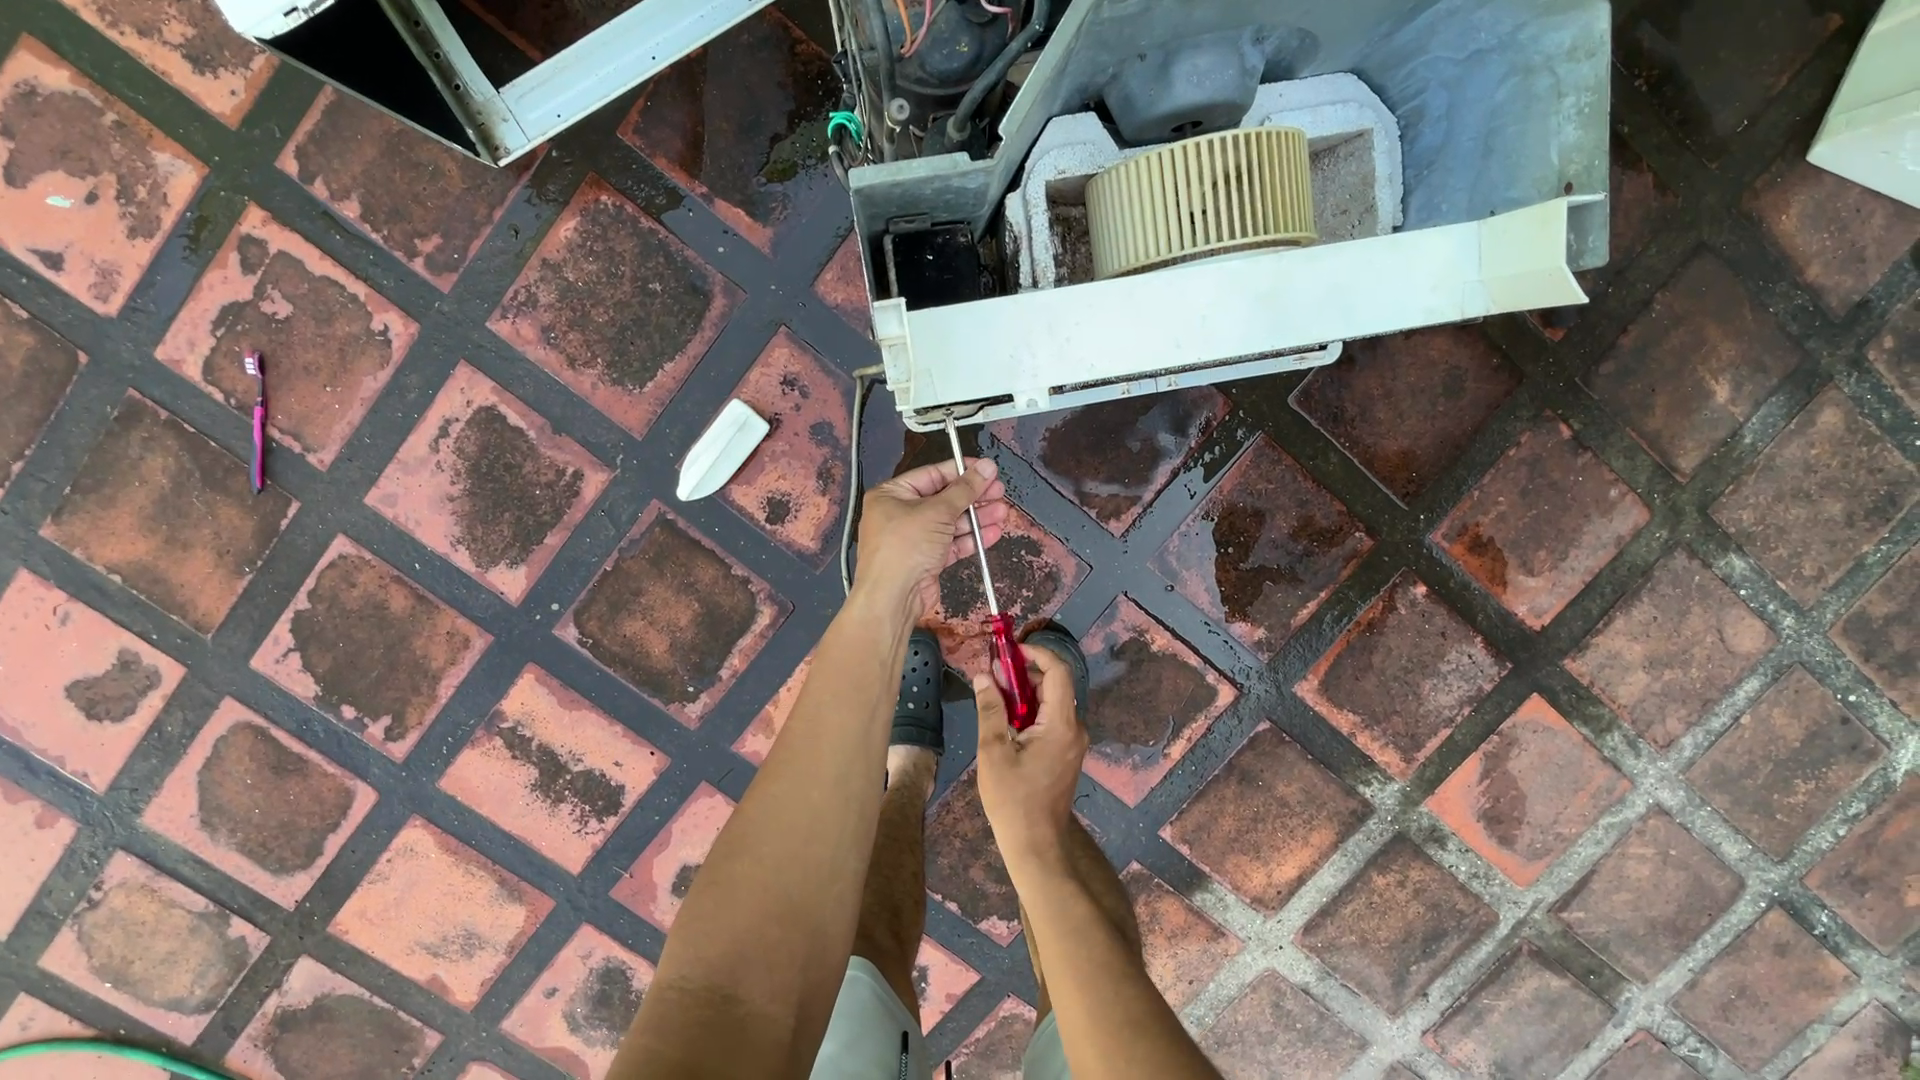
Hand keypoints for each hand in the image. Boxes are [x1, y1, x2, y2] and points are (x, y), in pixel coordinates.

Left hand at [854, 458, 1007, 620]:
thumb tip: (986, 467)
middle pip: (944, 499)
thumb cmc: (903, 548)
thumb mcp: (937, 511)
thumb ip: (965, 489)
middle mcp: (900, 514)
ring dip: (977, 518)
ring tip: (1002, 511)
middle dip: (973, 497)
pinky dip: (971, 539)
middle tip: (998, 490)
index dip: (961, 471)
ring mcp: (914, 538)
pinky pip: (952, 544)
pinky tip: (992, 532)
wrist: (893, 597)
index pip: (932, 475)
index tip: (985, 469)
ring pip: (951, 523)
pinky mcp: (926, 559)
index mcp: (892, 494)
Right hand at [973, 644, 1086, 875]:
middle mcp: (1075, 728)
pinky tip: (1006, 719)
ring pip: (1052, 702)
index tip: (1008, 650)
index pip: (1058, 672)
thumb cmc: (1012, 799)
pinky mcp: (1066, 753)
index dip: (1035, 654)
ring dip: (1025, 692)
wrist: (1035, 843)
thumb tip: (984, 676)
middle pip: (1055, 685)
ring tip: (994, 695)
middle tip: (993, 673)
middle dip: (1024, 673)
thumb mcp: (994, 750)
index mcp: (1062, 724)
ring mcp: (1073, 742)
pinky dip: (1030, 711)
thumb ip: (990, 709)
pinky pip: (1051, 719)